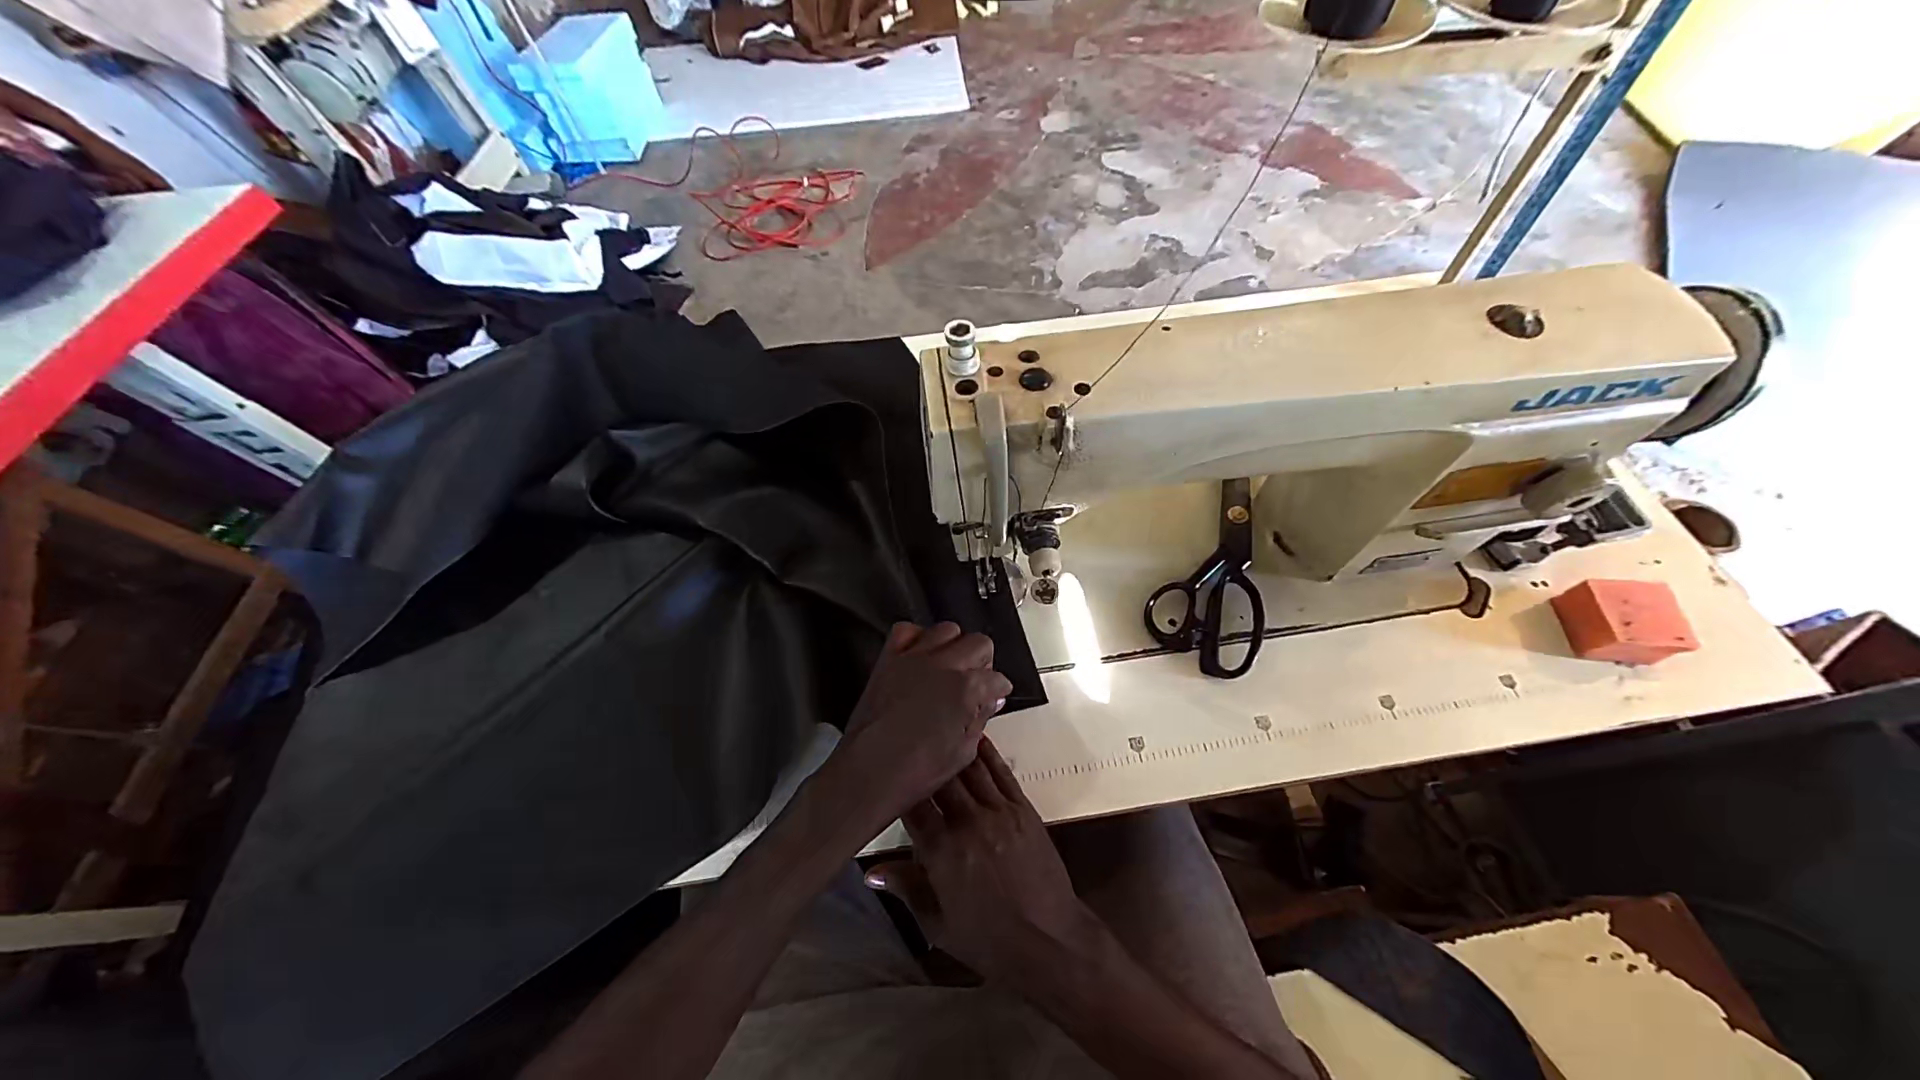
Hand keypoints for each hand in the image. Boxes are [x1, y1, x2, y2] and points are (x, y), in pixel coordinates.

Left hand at [829, 622, 1012, 829]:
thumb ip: (980, 718)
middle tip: (978, 679)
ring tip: (951, 665)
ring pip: (947, 630)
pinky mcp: (888, 661)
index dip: (1000, 689)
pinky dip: (916, 638)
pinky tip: (920, 655)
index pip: (997, 678)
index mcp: (967, 688)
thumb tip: (989, 702)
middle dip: (983, 661)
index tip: (996, 694)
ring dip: (954, 645)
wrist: (869, 771)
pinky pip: (906, 631)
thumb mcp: (963, 751)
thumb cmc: (914, 769)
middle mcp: (942, 665)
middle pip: (978, 643)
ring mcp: (914, 659)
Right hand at [867, 739, 1099, 984]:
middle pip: (940, 779)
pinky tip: (976, 738)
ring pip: (970, 769)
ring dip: (954, 748)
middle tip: (909, 740)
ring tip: (938, 725)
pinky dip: (987, 754)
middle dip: (924, 760)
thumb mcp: (938, 924)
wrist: (1049, 941)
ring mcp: (999, 812)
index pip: (912, 804)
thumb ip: (906, 889)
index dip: (898, 785)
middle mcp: (967, 822)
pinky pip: (1002, 773)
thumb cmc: (988, 940)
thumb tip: (870, 870)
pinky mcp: (1023, 809)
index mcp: (941, 851)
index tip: (887, 770)